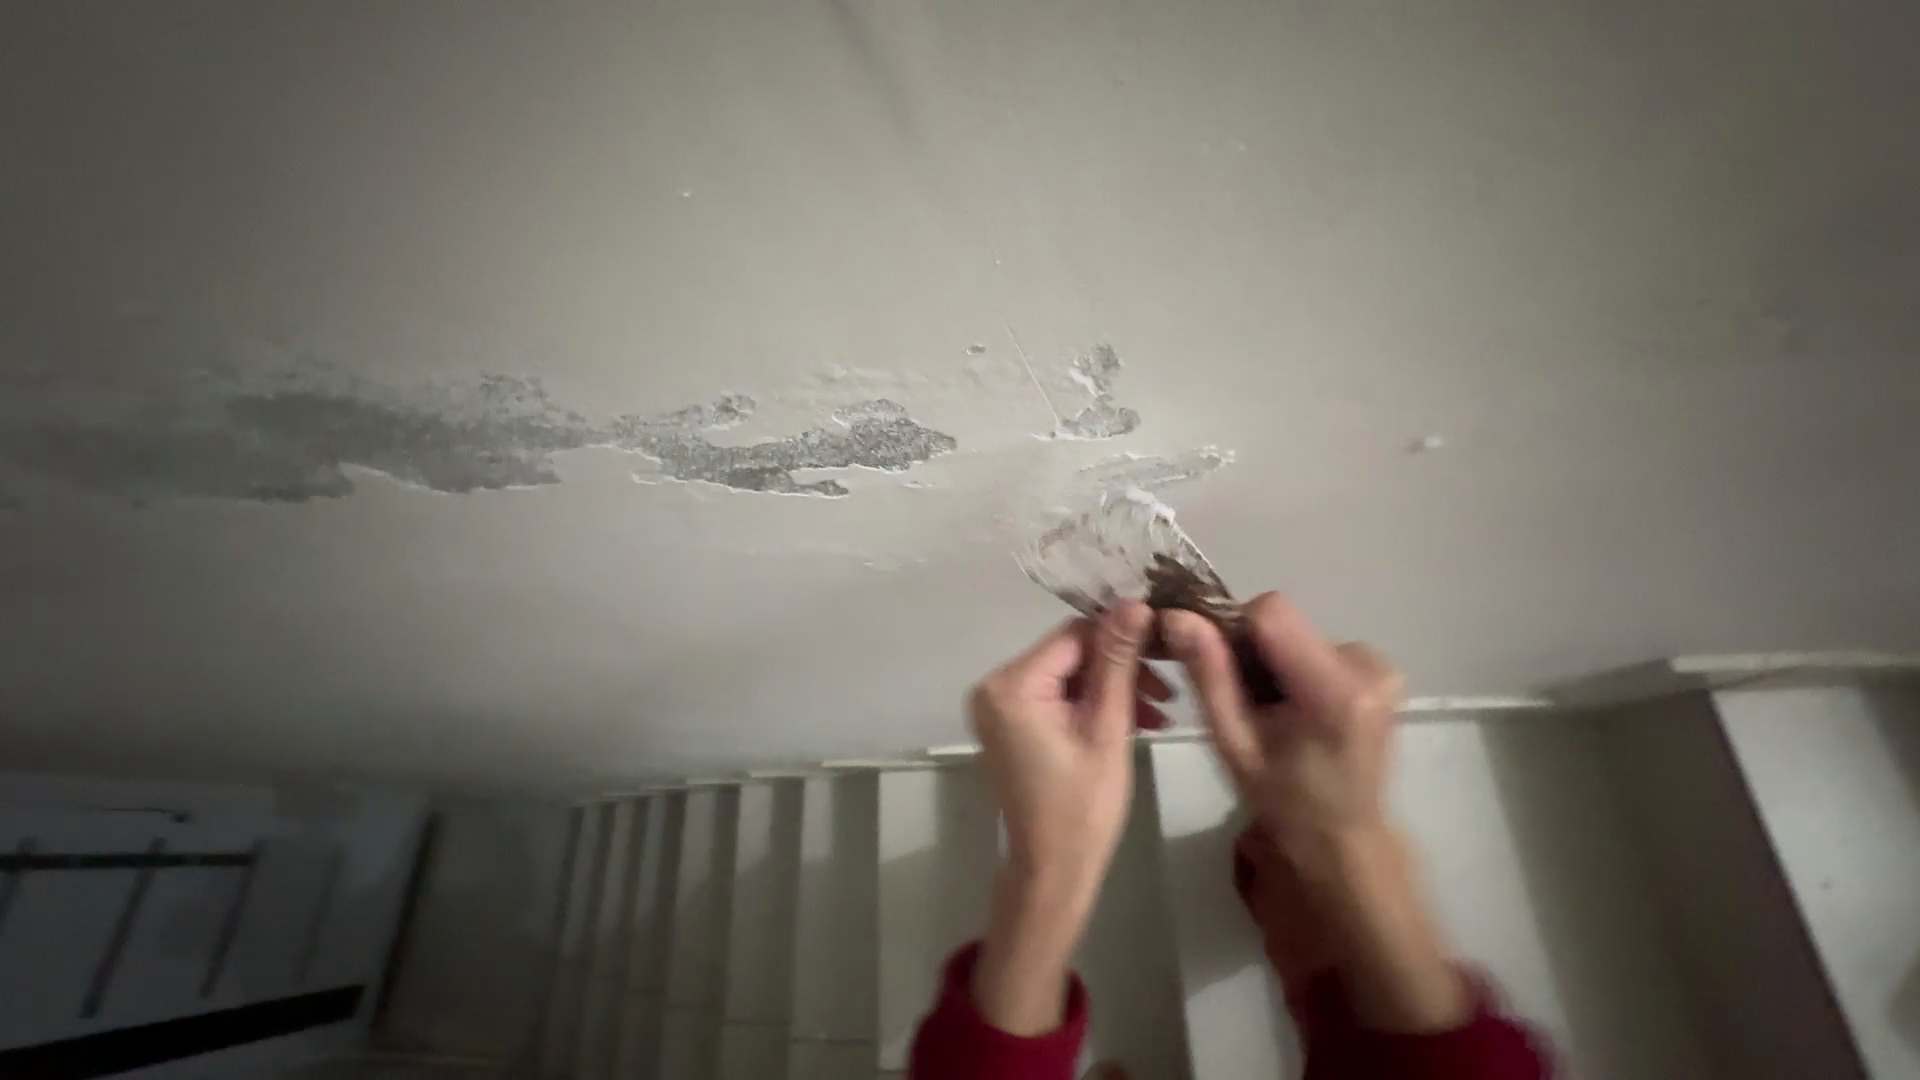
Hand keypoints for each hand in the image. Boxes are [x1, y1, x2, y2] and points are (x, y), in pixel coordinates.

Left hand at [968, 601, 1166, 1034]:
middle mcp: (993, 686)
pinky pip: (1055, 695)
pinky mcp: (1009, 721)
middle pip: (1069, 653)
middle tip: (1166, 689)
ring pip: (1067, 674)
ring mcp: (998, 705)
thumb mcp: (1107, 727)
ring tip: (1157, 711)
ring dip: (1111, 687)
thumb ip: (1118, 662)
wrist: (1054, 868)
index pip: (1074, 635)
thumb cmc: (1085, 805)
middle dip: (1120, 667)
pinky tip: (1133, 718)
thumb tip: (1133, 603)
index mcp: (1010, 685)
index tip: (1165, 647)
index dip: (1122, 635)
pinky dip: (1090, 703)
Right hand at [1161, 593, 1399, 856]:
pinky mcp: (1381, 669)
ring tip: (1269, 707)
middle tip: (1243, 699)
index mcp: (1335, 688)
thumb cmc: (1281, 797)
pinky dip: (1294, 665)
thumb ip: (1208, 674)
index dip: (1234, 631)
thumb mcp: (1232, 740)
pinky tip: (1293, 705)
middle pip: (1283, 621)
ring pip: (1297, 631)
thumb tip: (1176, 616)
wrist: (1342, 835)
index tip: (1219, 669)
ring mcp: (1380, 666)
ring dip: (1272, 659)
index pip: (1270, 612)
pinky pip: (1316, 643)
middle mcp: (1368, 666)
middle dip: (1252, 650)